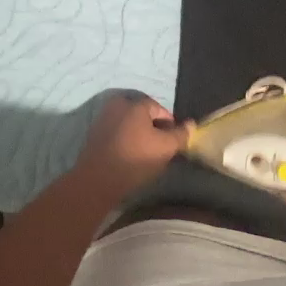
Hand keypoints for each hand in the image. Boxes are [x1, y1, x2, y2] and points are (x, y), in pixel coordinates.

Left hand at [75, 92, 190, 188]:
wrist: (97, 181)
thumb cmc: (135, 159)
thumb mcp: (166, 148)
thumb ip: (181, 134)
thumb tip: (191, 124)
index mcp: (134, 103)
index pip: (160, 110)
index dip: (170, 126)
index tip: (173, 143)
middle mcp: (117, 105)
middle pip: (143, 116)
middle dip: (154, 129)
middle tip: (161, 148)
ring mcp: (103, 119)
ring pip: (129, 125)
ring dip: (139, 135)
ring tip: (146, 154)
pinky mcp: (94, 135)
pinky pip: (117, 133)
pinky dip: (125, 141)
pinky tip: (130, 156)